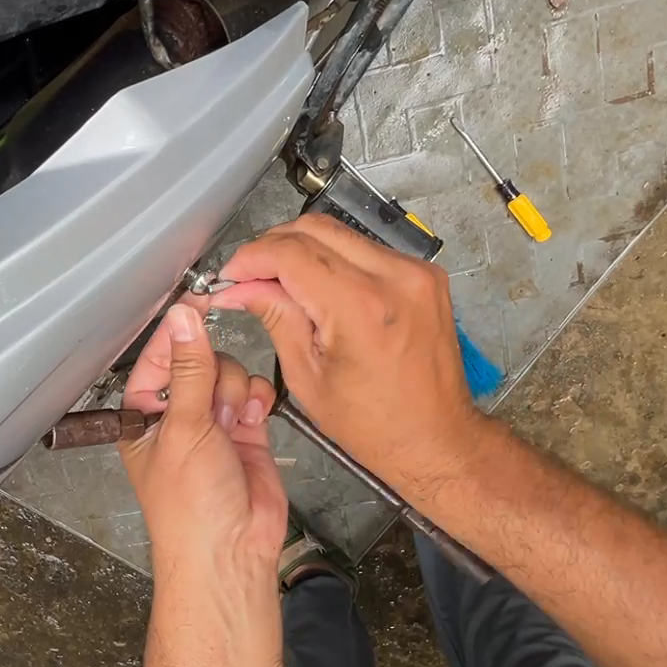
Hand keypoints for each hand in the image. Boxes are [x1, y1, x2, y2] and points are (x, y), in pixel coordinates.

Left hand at [119, 303, 285, 587]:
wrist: (232, 550)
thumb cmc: (190, 500)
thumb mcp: (184, 429)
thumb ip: (189, 370)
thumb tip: (183, 316)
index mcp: (144, 413)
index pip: (159, 356)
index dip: (178, 331)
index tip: (198, 302)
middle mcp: (177, 413)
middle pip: (200, 359)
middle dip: (214, 376)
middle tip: (215, 409)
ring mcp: (212, 421)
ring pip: (230, 373)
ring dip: (235, 393)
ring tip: (233, 427)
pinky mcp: (246, 430)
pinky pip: (254, 393)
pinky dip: (258, 402)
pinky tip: (255, 421)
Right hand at [209, 213, 492, 506]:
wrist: (435, 437)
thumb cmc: (375, 424)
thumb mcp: (307, 377)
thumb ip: (274, 317)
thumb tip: (239, 288)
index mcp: (361, 309)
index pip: (292, 253)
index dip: (251, 258)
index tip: (231, 274)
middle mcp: (395, 279)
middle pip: (314, 229)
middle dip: (271, 247)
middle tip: (248, 277)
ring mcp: (415, 272)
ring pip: (339, 233)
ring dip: (300, 250)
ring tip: (277, 284)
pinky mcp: (424, 274)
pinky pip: (364, 248)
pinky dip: (331, 259)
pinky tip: (314, 288)